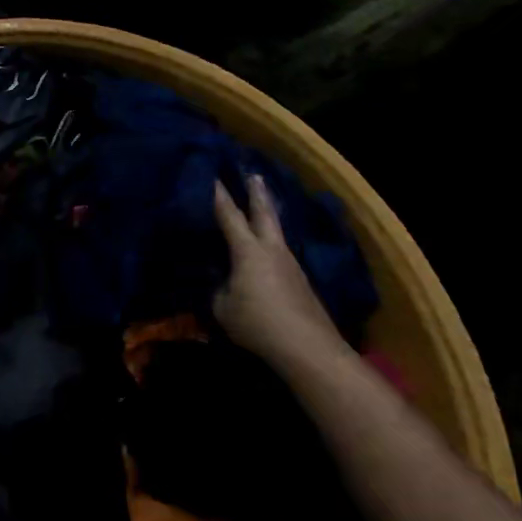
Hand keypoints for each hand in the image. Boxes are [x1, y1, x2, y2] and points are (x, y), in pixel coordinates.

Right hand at [211, 174, 350, 367]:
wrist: (307, 346)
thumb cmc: (258, 323)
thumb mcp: (223, 308)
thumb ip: (219, 289)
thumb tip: (223, 283)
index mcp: (248, 250)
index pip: (230, 216)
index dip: (220, 196)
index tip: (214, 176)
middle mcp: (271, 249)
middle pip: (264, 212)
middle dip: (257, 193)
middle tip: (253, 174)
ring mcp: (289, 263)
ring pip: (276, 230)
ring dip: (268, 215)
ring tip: (262, 206)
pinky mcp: (300, 280)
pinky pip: (281, 251)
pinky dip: (271, 241)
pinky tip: (267, 249)